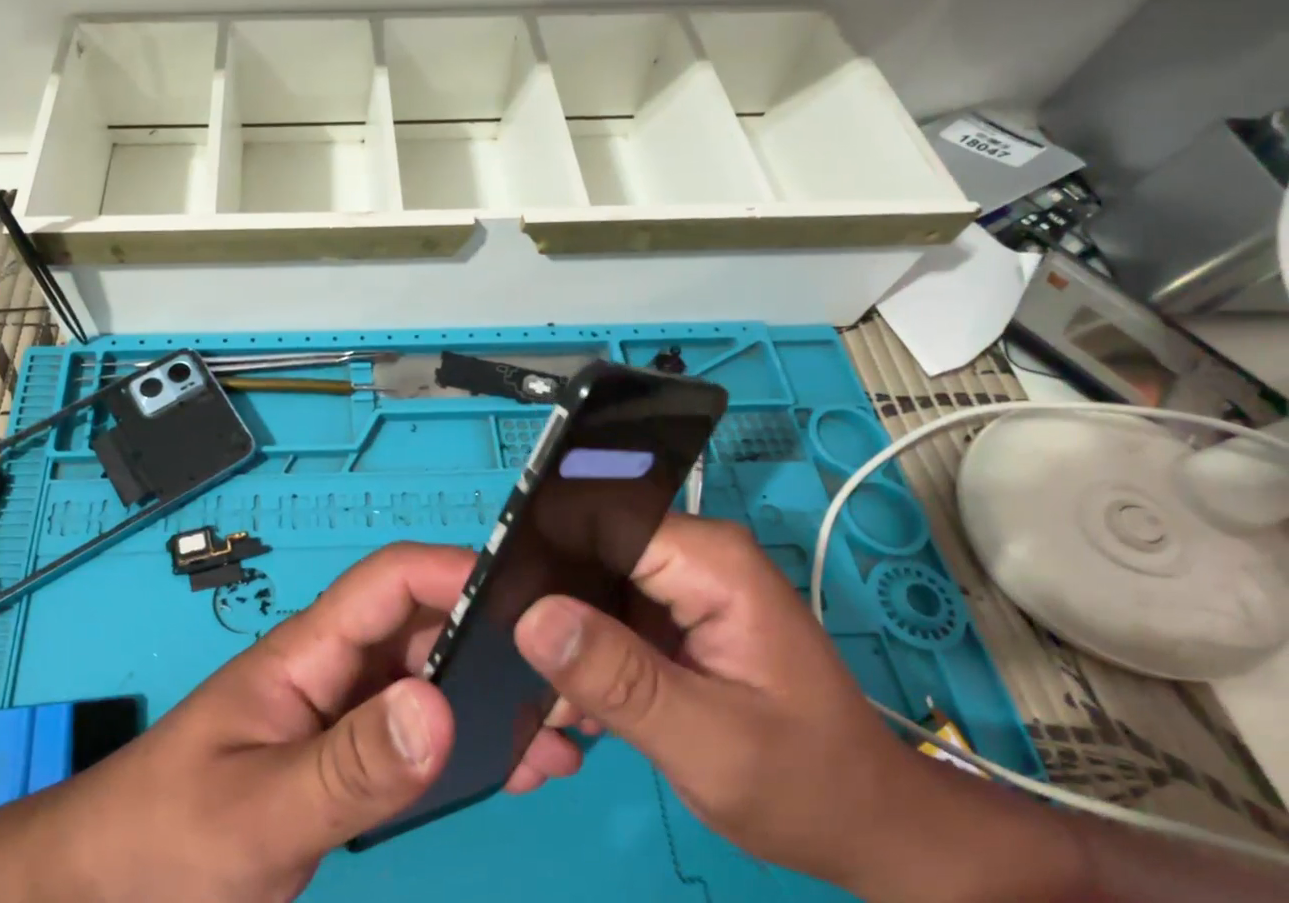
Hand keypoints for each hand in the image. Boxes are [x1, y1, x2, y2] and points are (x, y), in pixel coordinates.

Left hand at [36, 543, 583, 900]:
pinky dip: (470, 747)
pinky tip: (516, 766)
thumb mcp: (258, 809)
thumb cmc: (162, 837)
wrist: (106, 889)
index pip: (388, 583)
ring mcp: (338, 720)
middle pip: (422, 629)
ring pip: (429, 686)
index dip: (456, 572)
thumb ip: (348, 767)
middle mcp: (329, 675)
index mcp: (303, 656)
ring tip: (563, 733)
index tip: (532, 599)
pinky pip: (417, 741)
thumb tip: (441, 708)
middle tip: (572, 683)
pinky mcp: (343, 765)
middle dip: (495, 642)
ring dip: (492, 699)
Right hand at [511, 514, 1082, 900]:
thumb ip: (621, 679)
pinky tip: (554, 714)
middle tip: (488, 668)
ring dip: (547, 646)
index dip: (533, 558)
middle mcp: (688, 558)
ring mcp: (676, 591)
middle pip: (578, 555)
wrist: (868, 829)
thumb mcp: (709, 743)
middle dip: (531, 609)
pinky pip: (597, 625)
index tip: (484, 608)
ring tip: (518, 705)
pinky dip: (571, 666)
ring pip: (580, 593)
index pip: (593, 523)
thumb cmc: (807, 785)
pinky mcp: (666, 625)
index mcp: (707, 561)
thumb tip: (532, 618)